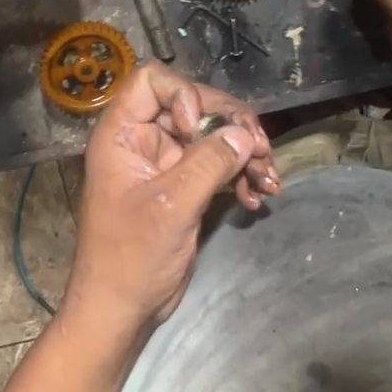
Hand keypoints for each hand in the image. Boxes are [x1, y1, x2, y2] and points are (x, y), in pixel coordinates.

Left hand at [65, 63, 278, 337]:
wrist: (122, 311)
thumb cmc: (131, 258)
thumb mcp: (171, 207)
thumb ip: (208, 164)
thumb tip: (244, 135)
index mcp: (122, 134)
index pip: (153, 81)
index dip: (184, 96)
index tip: (199, 130)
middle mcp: (143, 140)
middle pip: (194, 105)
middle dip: (232, 126)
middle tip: (262, 151)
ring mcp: (165, 164)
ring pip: (213, 136)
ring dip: (245, 153)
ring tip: (269, 180)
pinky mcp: (184, 188)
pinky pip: (217, 166)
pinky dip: (240, 176)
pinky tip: (258, 198)